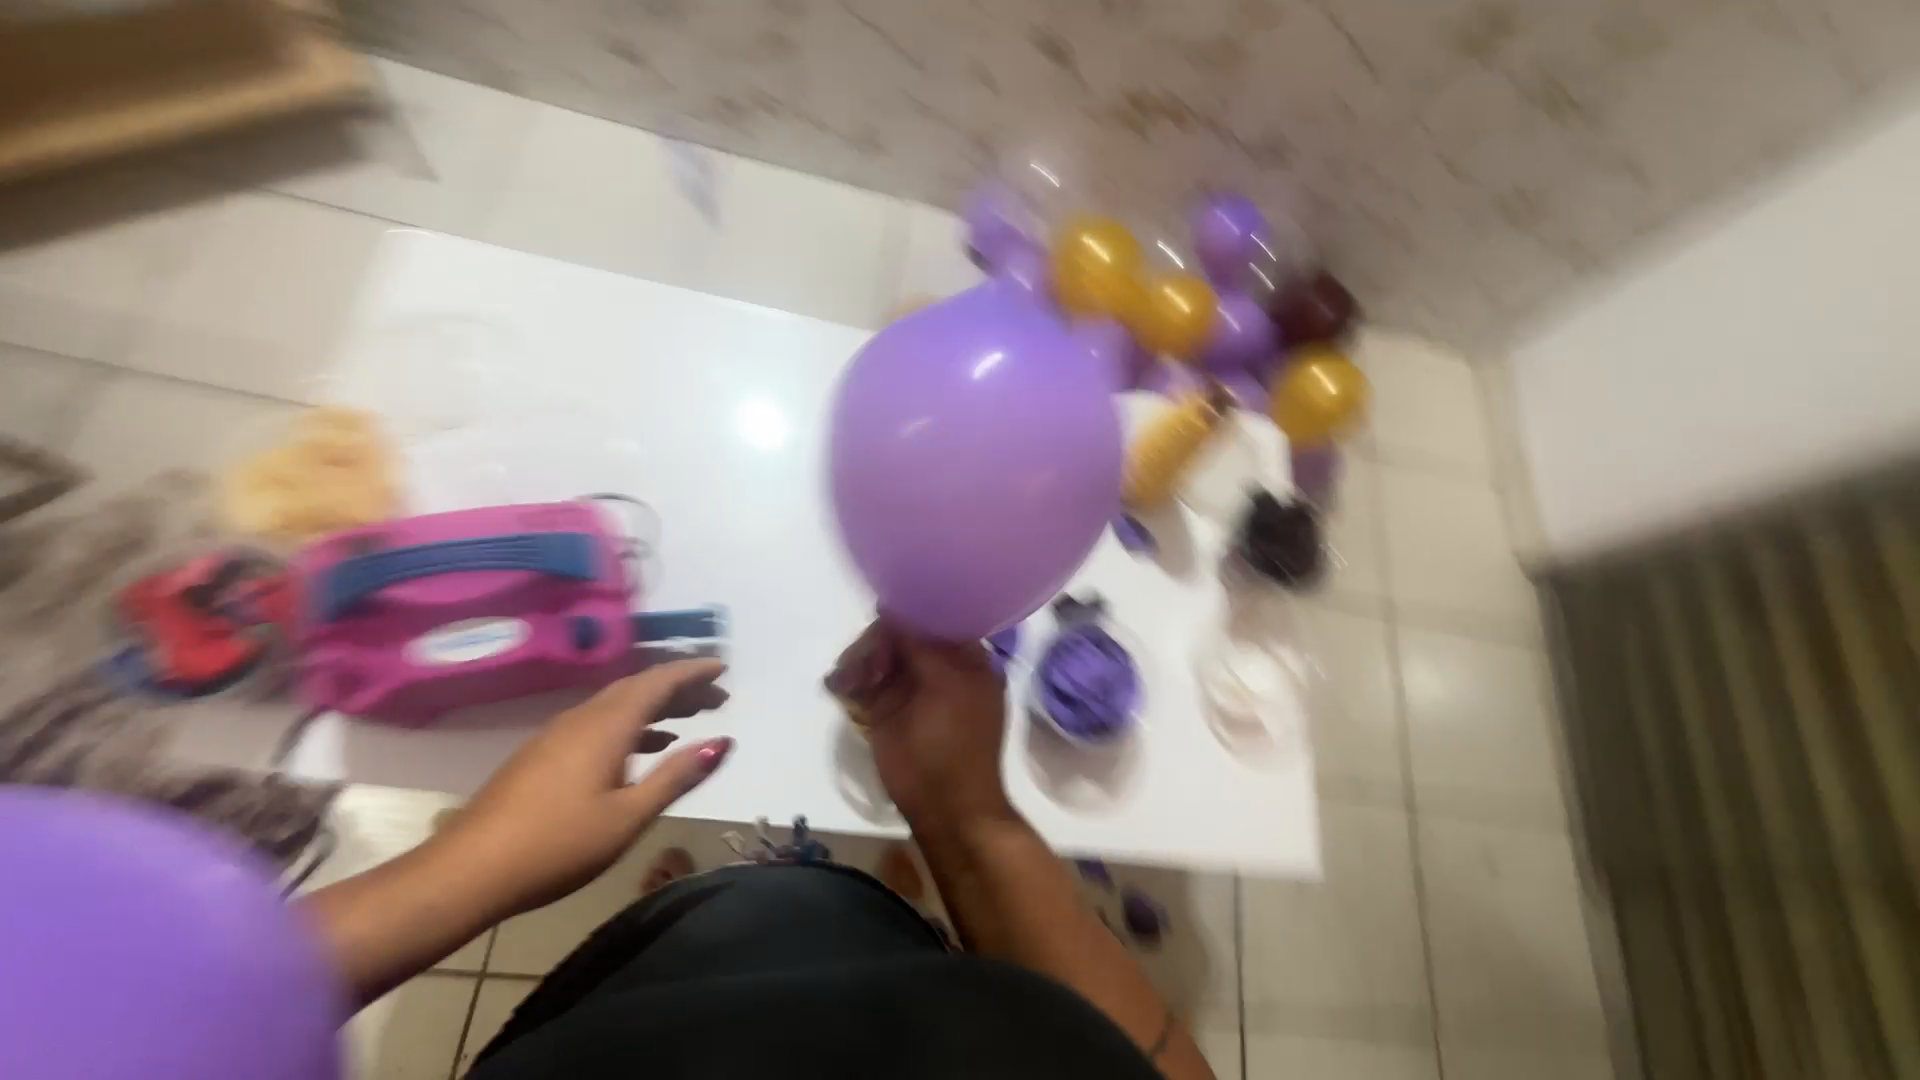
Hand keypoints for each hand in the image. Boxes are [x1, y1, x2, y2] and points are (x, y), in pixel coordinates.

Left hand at [437, 659, 731, 918]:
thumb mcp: (629, 815)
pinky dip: (631, 724)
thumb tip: (723, 741)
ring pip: (617, 705)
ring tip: (689, 718)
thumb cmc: (558, 845)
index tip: (723, 670)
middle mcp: (583, 718)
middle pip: (638, 688)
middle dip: (679, 688)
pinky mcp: (543, 754)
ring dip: (655, 706)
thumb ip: (677, 776)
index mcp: (607, 726)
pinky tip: (643, 747)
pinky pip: (599, 722)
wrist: (468, 872)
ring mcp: (558, 735)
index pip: (659, 682)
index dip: (693, 673)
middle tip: (716, 698)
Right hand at [840, 621, 1014, 830]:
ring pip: (876, 653)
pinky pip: (860, 679)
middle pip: (898, 633)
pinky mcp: (882, 707)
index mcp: (964, 656)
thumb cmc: (956, 742)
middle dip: (877, 643)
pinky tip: (840, 686)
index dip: (906, 614)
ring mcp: (907, 686)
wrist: (944, 804)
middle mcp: (936, 665)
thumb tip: (893, 607)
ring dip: (858, 660)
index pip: (932, 617)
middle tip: (868, 666)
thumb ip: (920, 644)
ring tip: (850, 681)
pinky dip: (847, 678)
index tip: (883, 617)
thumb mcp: (947, 685)